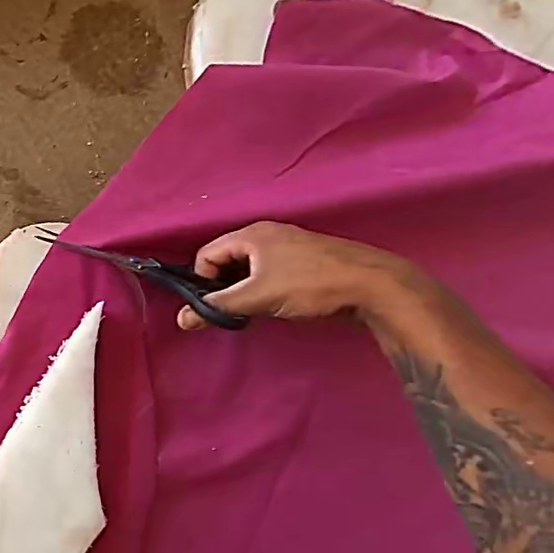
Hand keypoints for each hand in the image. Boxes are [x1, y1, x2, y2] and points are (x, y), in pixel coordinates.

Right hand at [178, 221, 426, 330]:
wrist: (372, 285)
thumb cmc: (311, 285)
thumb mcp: (258, 297)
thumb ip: (217, 307)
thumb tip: (181, 319)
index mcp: (251, 234)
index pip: (207, 255)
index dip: (203, 282)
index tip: (214, 306)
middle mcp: (267, 234)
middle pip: (226, 260)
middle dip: (224, 287)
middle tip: (234, 311)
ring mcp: (288, 245)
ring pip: (249, 268)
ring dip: (244, 290)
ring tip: (256, 310)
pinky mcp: (304, 260)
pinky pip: (269, 272)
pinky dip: (264, 288)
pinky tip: (278, 304)